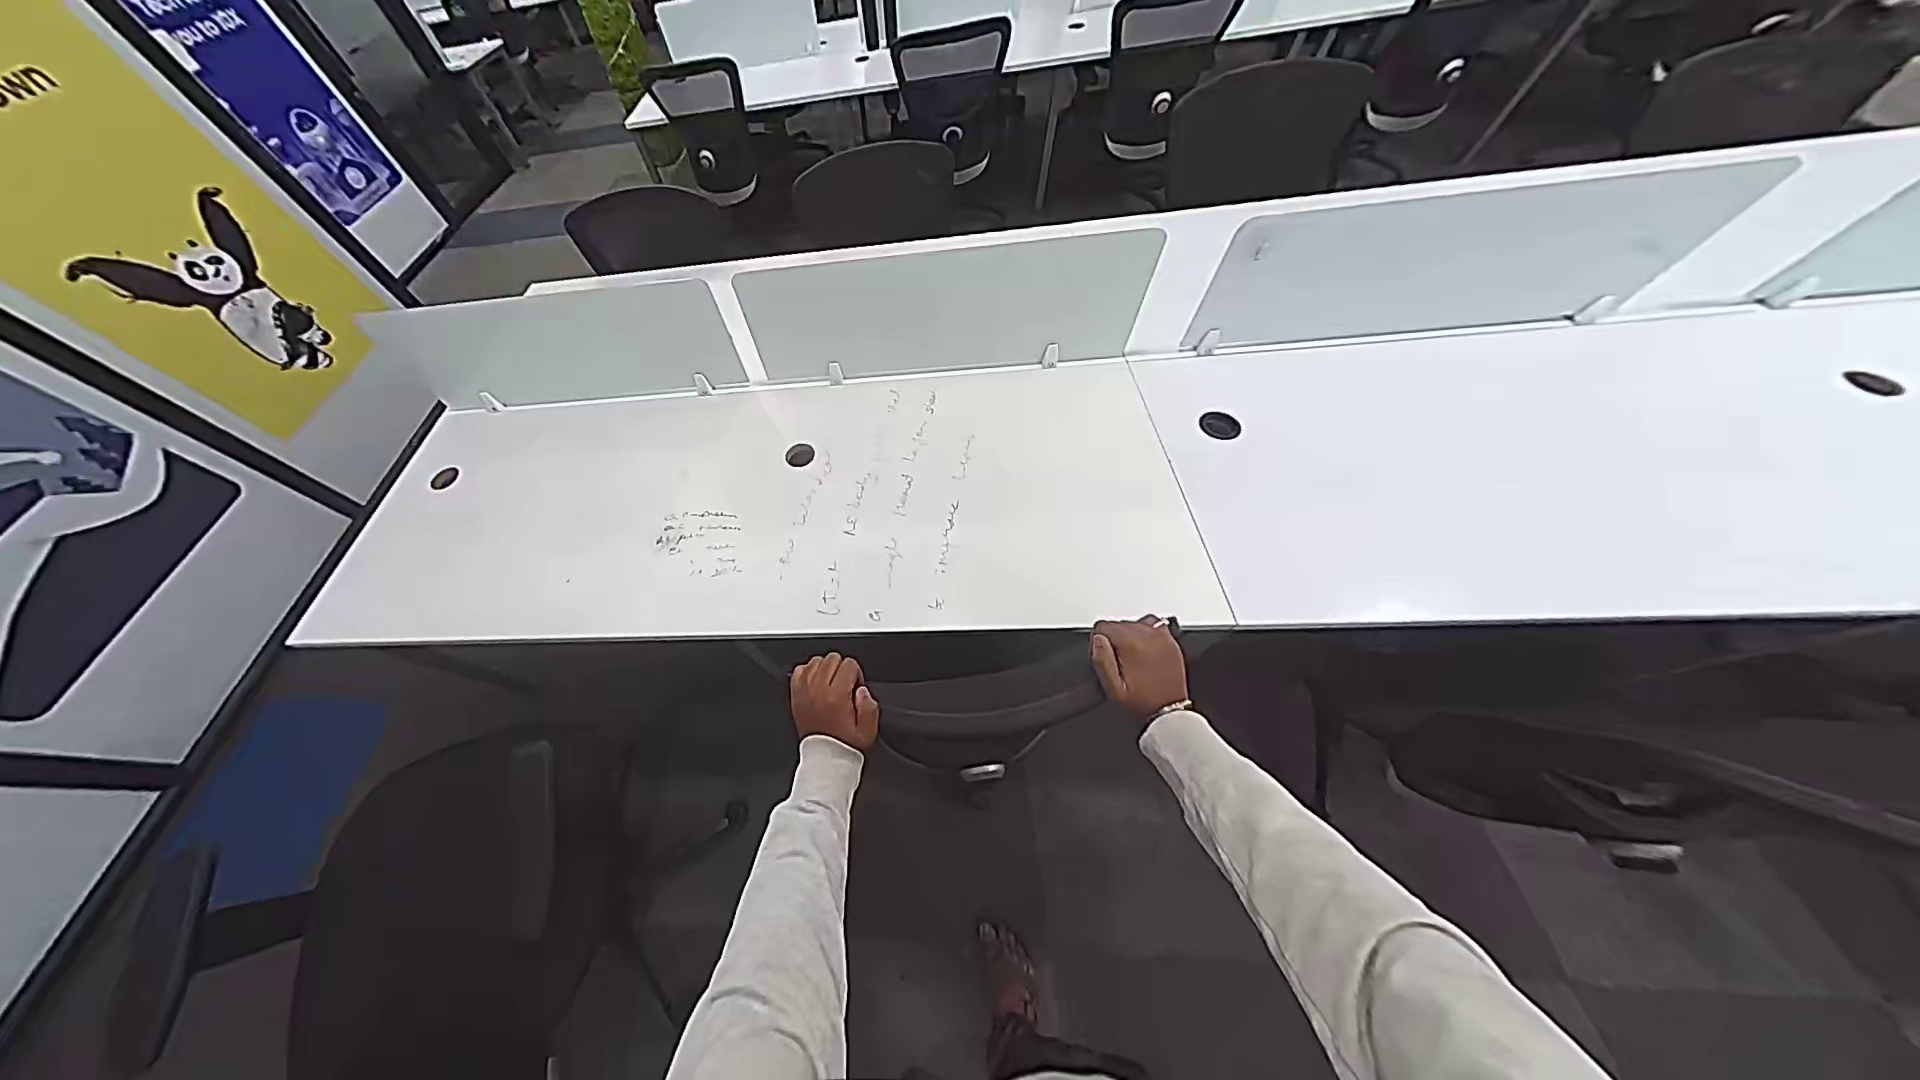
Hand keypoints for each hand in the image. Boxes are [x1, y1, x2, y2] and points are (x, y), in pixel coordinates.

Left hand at [790, 652, 879, 751]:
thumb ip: (870, 706)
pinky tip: (816, 683)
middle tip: (844, 686)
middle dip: (842, 668)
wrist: (824, 758)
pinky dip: (808, 672)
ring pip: (816, 661)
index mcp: (836, 697)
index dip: (857, 674)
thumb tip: (862, 690)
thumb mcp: (868, 729)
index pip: (849, 664)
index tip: (855, 688)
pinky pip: (799, 670)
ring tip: (831, 684)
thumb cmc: (844, 744)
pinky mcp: (795, 695)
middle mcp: (818, 691)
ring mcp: (804, 692)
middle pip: (832, 658)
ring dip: (826, 669)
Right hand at [1090, 616, 1188, 718]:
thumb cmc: (1142, 703)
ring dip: (1129, 634)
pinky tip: (1144, 645)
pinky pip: (1154, 624)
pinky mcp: (1170, 642)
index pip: (1104, 626)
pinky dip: (1146, 630)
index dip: (1099, 642)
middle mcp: (1147, 637)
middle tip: (1118, 660)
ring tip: (1130, 654)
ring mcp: (1161, 638)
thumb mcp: (1113, 689)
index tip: (1104, 656)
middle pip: (1118, 623)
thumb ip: (1102, 661)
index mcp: (1131, 646)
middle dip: (1113, 638)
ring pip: (1134, 622)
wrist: (1168, 711)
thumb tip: (1097, 639)